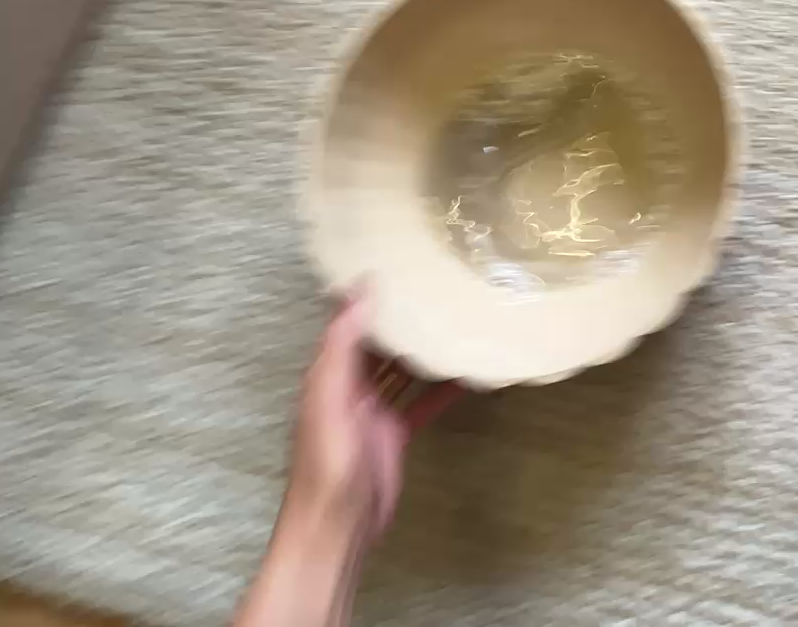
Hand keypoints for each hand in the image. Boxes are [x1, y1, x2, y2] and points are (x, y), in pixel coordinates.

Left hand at [285, 288, 464, 539]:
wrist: (337, 530)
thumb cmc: (329, 466)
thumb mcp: (330, 401)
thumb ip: (342, 349)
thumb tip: (358, 291)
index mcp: (330, 376)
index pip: (349, 325)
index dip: (367, 297)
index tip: (395, 266)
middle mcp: (351, 389)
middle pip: (380, 344)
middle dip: (404, 319)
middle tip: (439, 289)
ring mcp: (374, 412)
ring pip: (403, 371)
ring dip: (426, 350)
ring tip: (458, 322)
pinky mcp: (394, 433)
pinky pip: (422, 402)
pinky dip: (443, 388)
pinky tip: (468, 374)